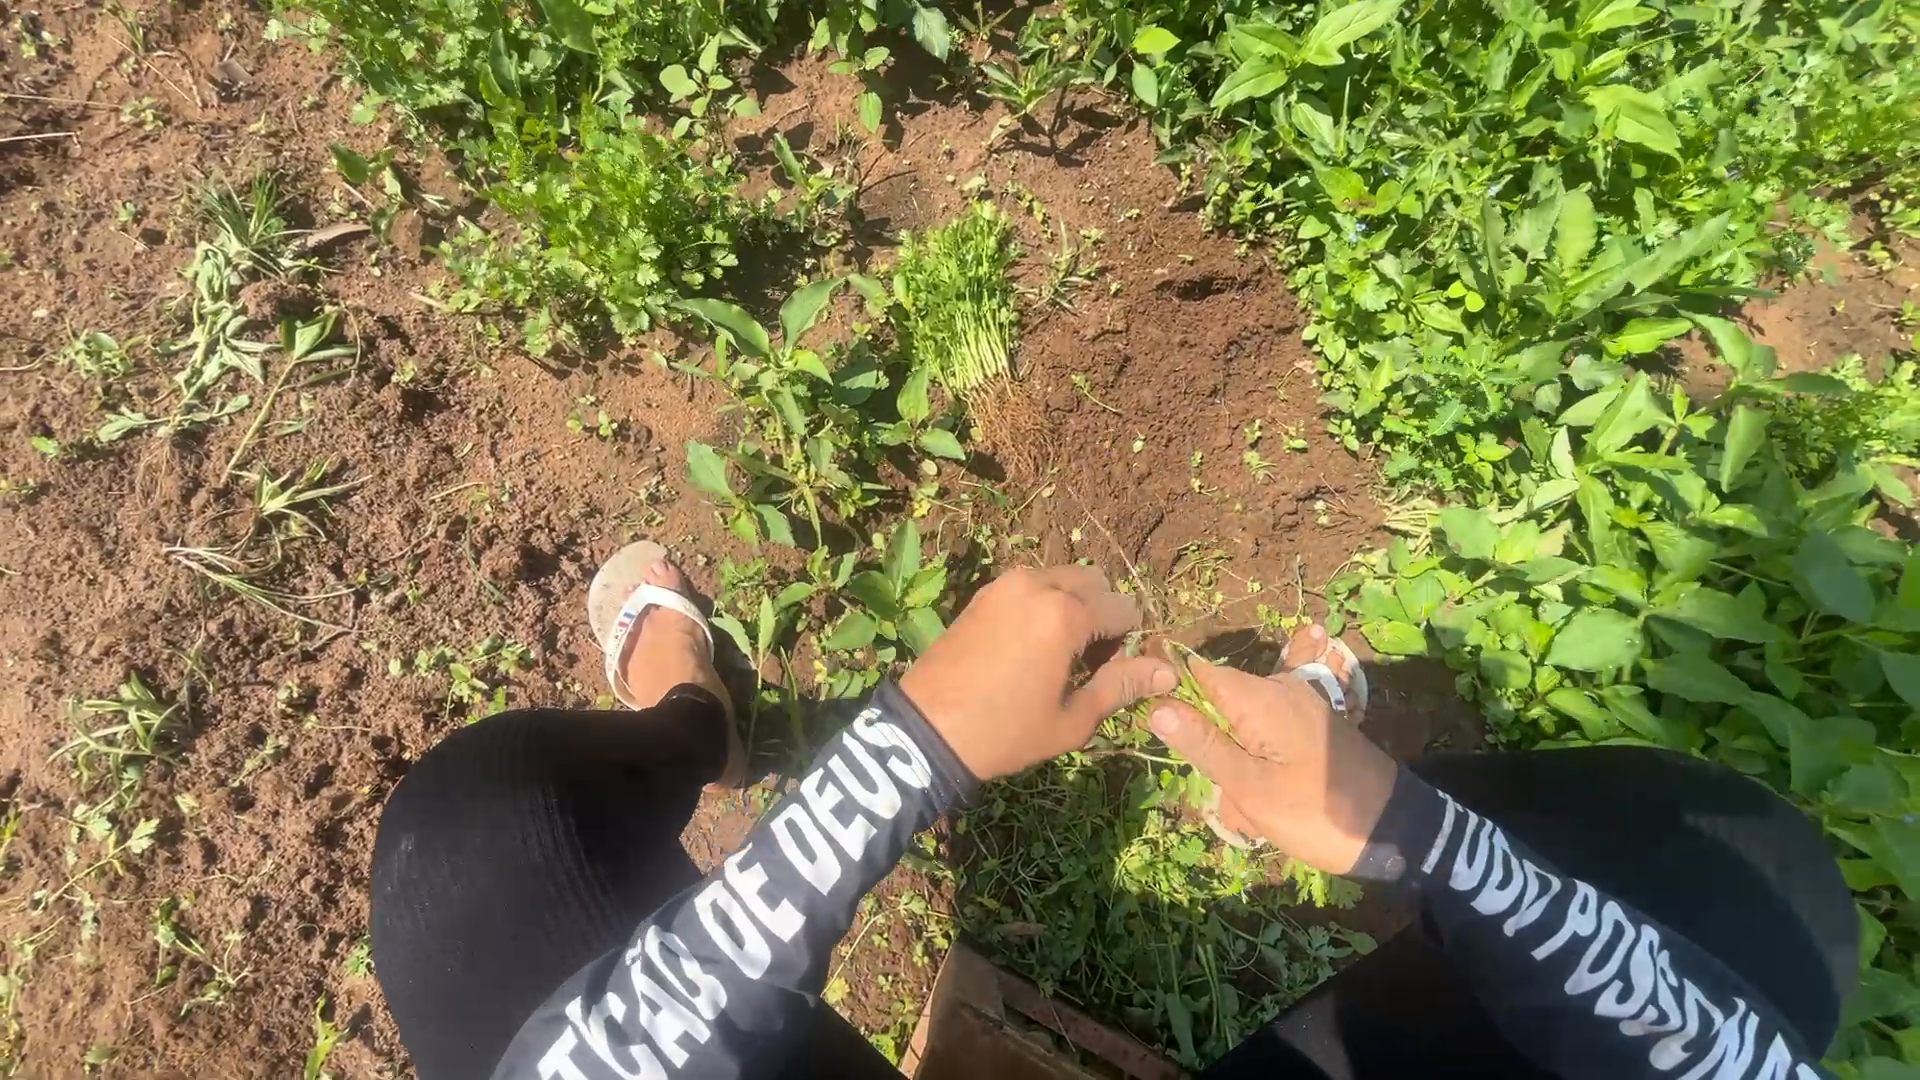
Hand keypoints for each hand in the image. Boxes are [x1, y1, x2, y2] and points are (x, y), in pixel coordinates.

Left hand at [900, 566, 1177, 781]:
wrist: (926, 729)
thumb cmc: (1004, 732)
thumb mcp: (1071, 720)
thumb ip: (1121, 686)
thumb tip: (1168, 672)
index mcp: (1065, 613)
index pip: (1124, 610)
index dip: (1130, 642)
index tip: (1115, 671)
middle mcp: (1038, 584)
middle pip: (1096, 583)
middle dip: (1104, 614)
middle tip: (1090, 660)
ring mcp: (1006, 583)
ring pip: (1063, 578)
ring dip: (1074, 604)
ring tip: (1060, 652)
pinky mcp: (984, 592)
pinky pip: (1032, 584)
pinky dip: (1045, 602)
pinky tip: (1031, 643)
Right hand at [1146, 626, 1398, 873]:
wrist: (1401, 834)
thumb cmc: (1319, 812)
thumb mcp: (1251, 786)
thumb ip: (1203, 743)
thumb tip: (1155, 706)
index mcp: (1257, 696)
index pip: (1195, 671)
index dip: (1169, 689)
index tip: (1153, 722)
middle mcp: (1277, 688)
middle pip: (1215, 698)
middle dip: (1206, 739)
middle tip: (1214, 788)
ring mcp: (1298, 705)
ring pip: (1240, 721)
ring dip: (1235, 762)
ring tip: (1249, 812)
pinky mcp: (1312, 725)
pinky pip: (1266, 730)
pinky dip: (1258, 761)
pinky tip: (1259, 797)